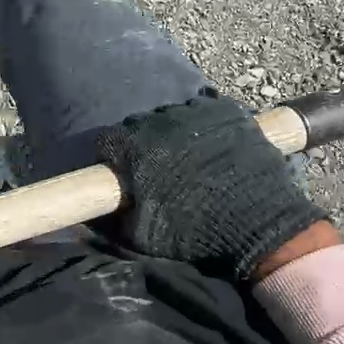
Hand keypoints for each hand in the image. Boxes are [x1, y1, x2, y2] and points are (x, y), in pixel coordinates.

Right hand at [94, 92, 329, 280]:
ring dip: (175, 131)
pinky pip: (206, 108)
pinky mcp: (228, 110)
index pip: (107, 141)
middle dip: (144, 143)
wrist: (259, 227)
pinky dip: (206, 123)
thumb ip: (108, 218)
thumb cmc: (193, 234)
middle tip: (159, 169)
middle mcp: (158, 120)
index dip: (114, 158)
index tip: (124, 174)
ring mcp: (195, 111)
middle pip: (139, 125)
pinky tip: (213, 145)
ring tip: (189, 157)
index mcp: (132, 146)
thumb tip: (85, 213)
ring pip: (173, 115)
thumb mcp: (138, 235)